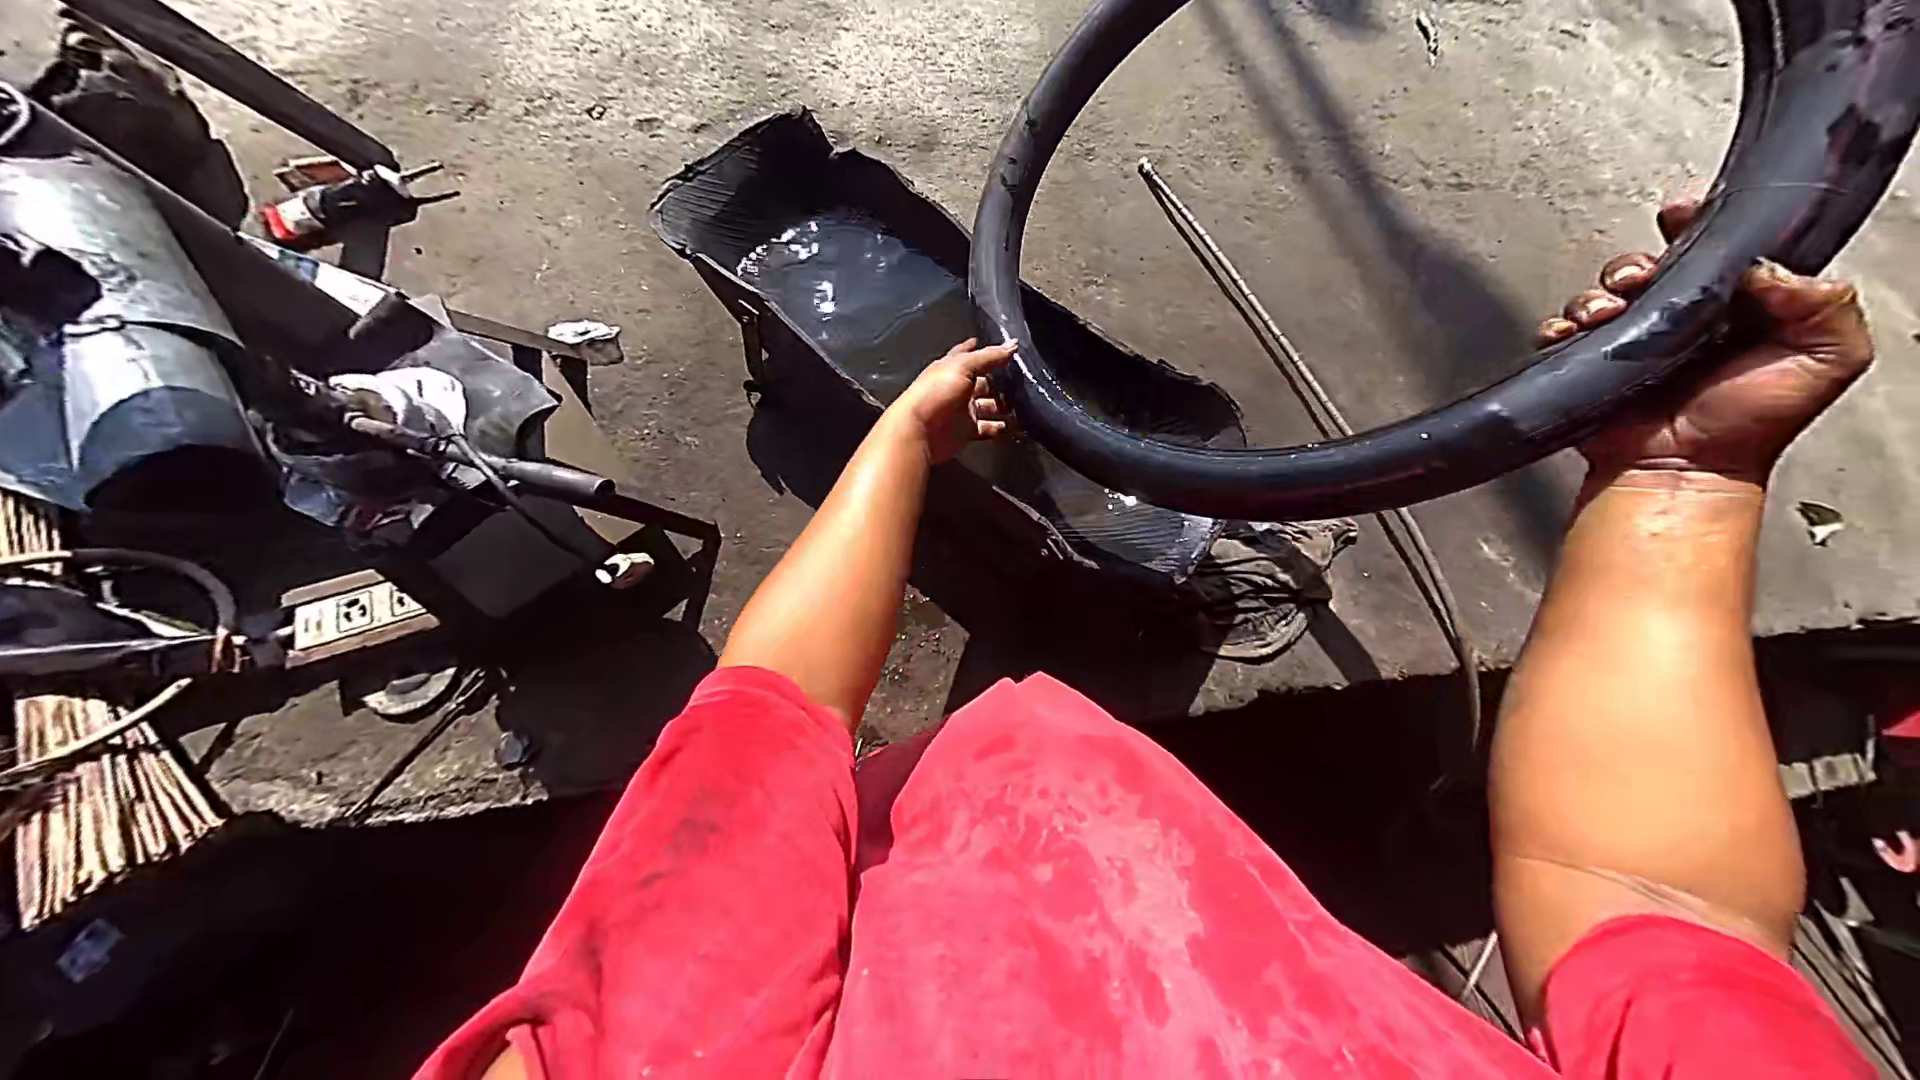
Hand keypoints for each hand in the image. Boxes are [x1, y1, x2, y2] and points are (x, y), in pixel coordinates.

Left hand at [885, 338, 1016, 463]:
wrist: (919, 430)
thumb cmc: (935, 392)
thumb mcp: (963, 366)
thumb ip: (989, 356)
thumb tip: (1013, 346)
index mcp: (953, 368)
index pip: (970, 355)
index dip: (985, 351)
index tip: (1003, 349)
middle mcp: (958, 388)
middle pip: (985, 383)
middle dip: (1002, 383)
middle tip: (1021, 384)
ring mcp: (963, 411)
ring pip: (990, 407)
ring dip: (1006, 407)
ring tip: (1024, 405)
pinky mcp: (967, 431)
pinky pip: (989, 428)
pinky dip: (1002, 428)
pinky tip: (1015, 425)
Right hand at [1538, 196, 1874, 486]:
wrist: (1680, 468)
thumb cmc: (1748, 426)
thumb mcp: (1827, 357)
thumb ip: (1821, 303)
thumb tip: (1763, 269)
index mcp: (1736, 310)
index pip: (1715, 254)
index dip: (1696, 226)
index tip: (1681, 211)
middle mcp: (1678, 322)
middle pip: (1646, 269)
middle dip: (1634, 264)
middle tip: (1636, 278)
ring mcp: (1627, 345)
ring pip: (1601, 297)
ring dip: (1596, 295)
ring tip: (1605, 311)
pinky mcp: (1585, 367)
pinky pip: (1562, 334)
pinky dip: (1559, 326)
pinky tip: (1569, 331)